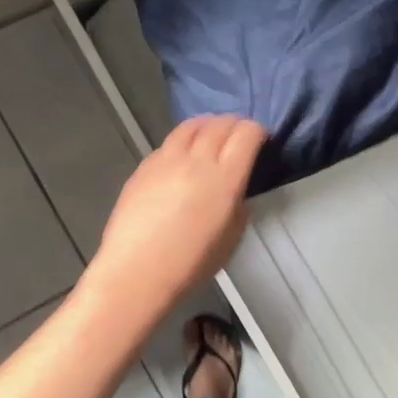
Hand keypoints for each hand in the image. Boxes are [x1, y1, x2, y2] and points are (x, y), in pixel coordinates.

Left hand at [87, 116, 265, 304]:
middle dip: (235, 124)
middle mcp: (196, 160)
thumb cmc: (190, 264)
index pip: (246, 134)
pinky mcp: (144, 167)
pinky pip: (170, 143)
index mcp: (225, 179)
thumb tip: (235, 190)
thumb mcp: (232, 237)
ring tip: (213, 134)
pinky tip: (184, 155)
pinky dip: (184, 141)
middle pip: (220, 124)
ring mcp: (166, 160)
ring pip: (192, 126)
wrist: (136, 273)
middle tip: (240, 134)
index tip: (261, 139)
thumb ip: (239, 205)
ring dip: (208, 124)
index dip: (258, 131)